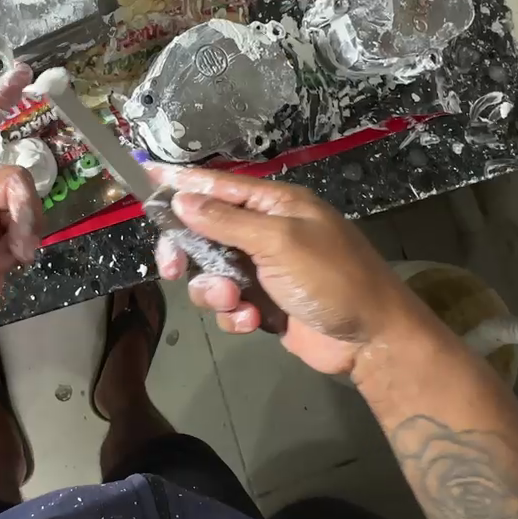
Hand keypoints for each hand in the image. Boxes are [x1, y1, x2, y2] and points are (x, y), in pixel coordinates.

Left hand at [0, 65, 41, 363]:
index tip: (21, 74)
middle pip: (11, 175)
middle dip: (22, 207)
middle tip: (20, 244)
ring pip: (26, 199)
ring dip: (26, 230)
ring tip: (11, 259)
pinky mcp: (4, 238)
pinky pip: (31, 224)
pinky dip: (26, 244)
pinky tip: (9, 265)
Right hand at [148, 165, 411, 374]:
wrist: (372, 341)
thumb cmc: (332, 278)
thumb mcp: (279, 241)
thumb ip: (227, 221)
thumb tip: (182, 199)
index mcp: (274, 204)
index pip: (217, 186)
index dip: (180, 183)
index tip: (145, 176)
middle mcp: (265, 231)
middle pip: (204, 231)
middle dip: (188, 252)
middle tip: (170, 268)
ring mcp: (263, 269)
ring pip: (211, 273)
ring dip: (217, 291)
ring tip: (239, 304)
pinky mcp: (264, 304)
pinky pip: (229, 305)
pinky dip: (236, 315)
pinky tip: (256, 323)